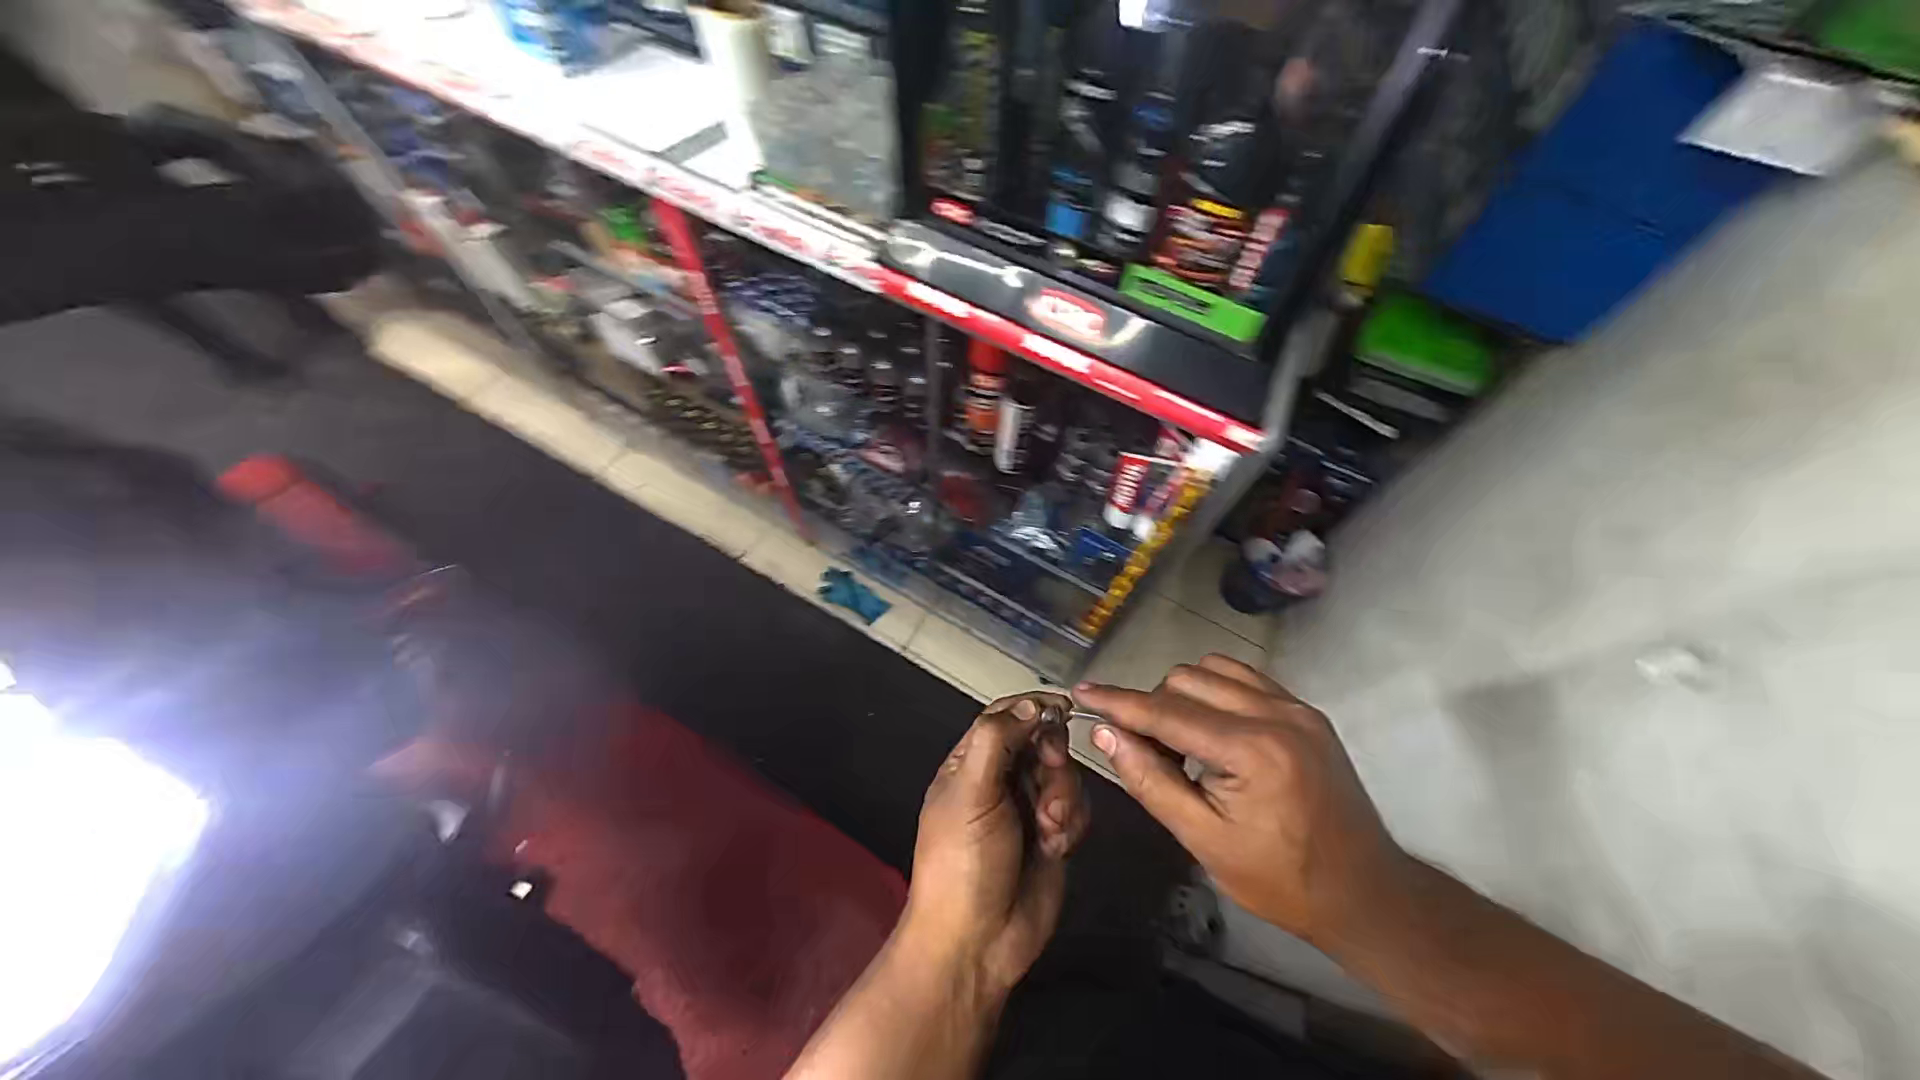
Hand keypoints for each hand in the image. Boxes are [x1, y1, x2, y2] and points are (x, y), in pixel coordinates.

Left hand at [900, 692, 1090, 996]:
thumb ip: (996, 740)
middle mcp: (1001, 779)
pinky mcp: (1054, 835)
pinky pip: (1078, 808)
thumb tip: (1029, 704)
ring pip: (1064, 774)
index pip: (1003, 717)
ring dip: (1062, 795)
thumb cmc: (963, 861)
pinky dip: (1071, 823)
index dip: (1031, 707)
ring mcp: (1029, 807)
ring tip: (1047, 826)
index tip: (1061, 707)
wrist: (978, 943)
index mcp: (971, 763)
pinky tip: (1055, 844)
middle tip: (1050, 767)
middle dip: (1051, 755)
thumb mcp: (970, 792)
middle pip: (1041, 741)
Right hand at [1077, 655, 1409, 944]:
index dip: (1117, 702)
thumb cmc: (1280, 879)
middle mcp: (1276, 714)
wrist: (1365, 894)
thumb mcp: (1202, 840)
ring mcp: (1296, 707)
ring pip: (1213, 669)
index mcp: (1251, 750)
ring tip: (1181, 742)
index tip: (1081, 693)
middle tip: (1147, 753)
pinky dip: (1214, 692)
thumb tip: (1105, 734)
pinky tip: (1211, 729)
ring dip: (1181, 694)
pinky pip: (1244, 677)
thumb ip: (1150, 780)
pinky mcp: (1306, 711)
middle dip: (1152, 707)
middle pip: (1185, 680)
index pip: (1165, 712)